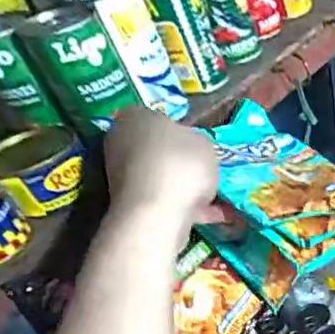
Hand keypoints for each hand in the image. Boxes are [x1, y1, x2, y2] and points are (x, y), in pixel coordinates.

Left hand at [102, 107, 219, 223]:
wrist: (156, 214)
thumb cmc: (181, 166)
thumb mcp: (206, 145)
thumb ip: (199, 144)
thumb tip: (195, 150)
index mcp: (136, 115)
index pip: (161, 120)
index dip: (185, 136)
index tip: (200, 153)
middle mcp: (121, 141)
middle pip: (160, 152)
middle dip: (184, 167)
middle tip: (207, 178)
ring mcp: (121, 176)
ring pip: (162, 180)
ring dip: (186, 192)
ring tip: (214, 205)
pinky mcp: (128, 205)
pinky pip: (162, 203)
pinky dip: (183, 210)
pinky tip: (208, 218)